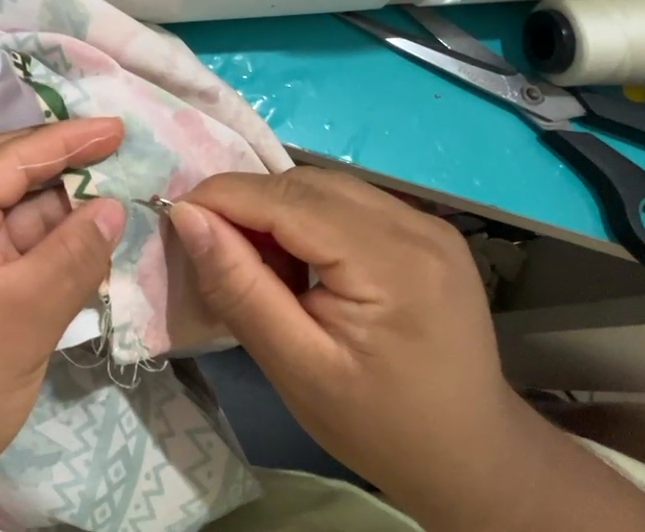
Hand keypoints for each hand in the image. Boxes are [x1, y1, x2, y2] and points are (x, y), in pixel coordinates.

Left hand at [0, 119, 127, 516]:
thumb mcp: (24, 316)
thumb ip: (72, 255)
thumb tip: (114, 206)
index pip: (8, 157)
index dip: (66, 140)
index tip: (117, 128)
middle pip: (6, 176)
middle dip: (62, 165)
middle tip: (119, 150)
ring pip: (10, 213)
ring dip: (59, 207)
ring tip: (115, 190)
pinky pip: (8, 246)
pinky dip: (46, 242)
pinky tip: (85, 236)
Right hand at [168, 169, 644, 530]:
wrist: (471, 459)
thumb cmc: (378, 424)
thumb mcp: (294, 366)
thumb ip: (239, 286)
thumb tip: (185, 216)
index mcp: (390, 261)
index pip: (283, 199)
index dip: (219, 198)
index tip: (173, 221)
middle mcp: (415, 224)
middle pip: (302, 184)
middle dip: (245, 205)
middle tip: (212, 252)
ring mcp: (427, 224)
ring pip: (321, 186)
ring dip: (273, 210)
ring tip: (256, 262)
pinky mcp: (426, 232)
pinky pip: (346, 202)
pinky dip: (306, 219)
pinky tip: (299, 262)